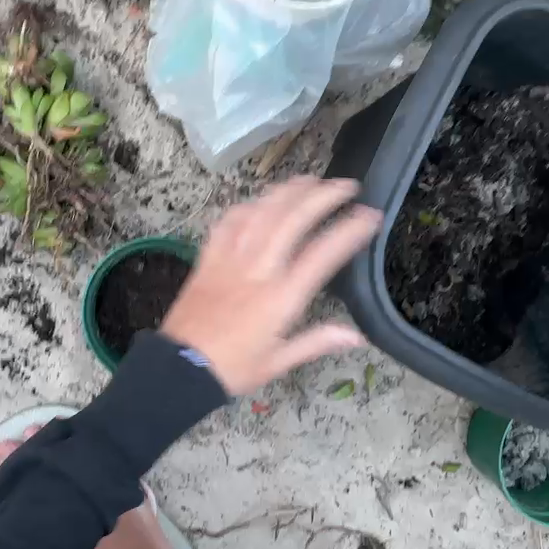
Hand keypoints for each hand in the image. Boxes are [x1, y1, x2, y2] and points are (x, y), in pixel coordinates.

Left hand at [161, 176, 381, 395]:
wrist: (179, 369)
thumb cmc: (232, 369)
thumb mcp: (278, 362)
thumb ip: (317, 342)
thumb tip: (356, 336)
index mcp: (279, 298)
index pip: (322, 254)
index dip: (349, 230)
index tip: (369, 214)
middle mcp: (256, 271)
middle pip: (292, 220)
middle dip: (322, 196)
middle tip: (344, 185)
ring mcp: (229, 261)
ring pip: (260, 213)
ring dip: (286, 191)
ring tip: (308, 179)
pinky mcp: (206, 260)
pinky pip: (226, 223)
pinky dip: (246, 206)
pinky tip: (258, 200)